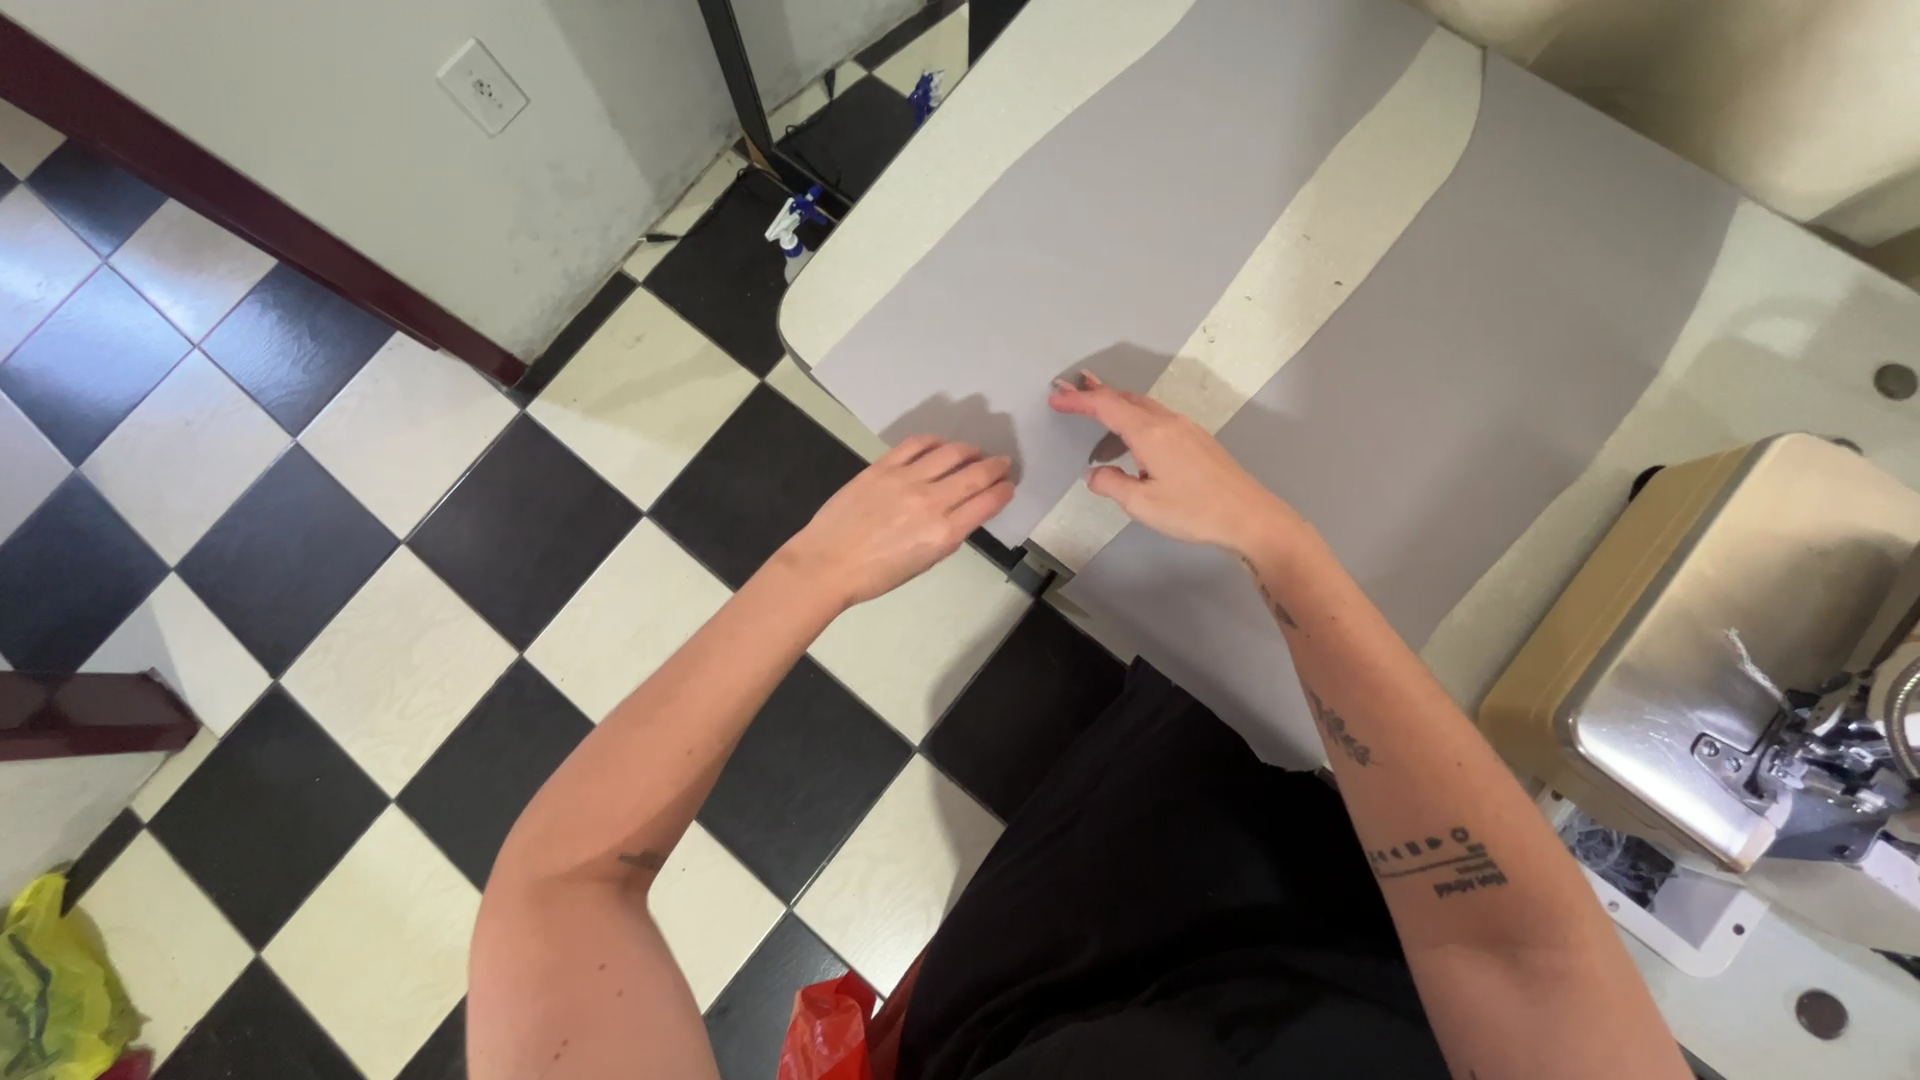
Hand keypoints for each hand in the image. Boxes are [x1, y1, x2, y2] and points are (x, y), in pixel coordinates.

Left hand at [776, 436, 1014, 608]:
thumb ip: (946, 536)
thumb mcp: (923, 564)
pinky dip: (935, 441)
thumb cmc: (875, 575)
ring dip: (970, 450)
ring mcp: (906, 481)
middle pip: (975, 475)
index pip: (987, 503)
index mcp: (943, 534)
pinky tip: (941, 445)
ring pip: (951, 453)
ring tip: (976, 452)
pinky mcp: (882, 467)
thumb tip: (960, 513)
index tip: (1009, 486)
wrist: (827, 564)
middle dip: (996, 467)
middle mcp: (930, 503)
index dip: (1004, 491)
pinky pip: (916, 445)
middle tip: (1003, 463)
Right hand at [1048, 372, 1300, 551]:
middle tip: (1070, 390)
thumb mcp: (1142, 504)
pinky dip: (1135, 412)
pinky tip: (1132, 429)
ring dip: (1117, 400)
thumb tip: (1095, 475)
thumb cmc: (1194, 511)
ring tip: (1096, 400)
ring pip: (1143, 404)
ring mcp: (1186, 428)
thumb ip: (1112, 485)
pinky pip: (1157, 415)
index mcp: (1150, 434)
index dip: (1079, 401)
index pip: (1107, 407)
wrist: (1250, 517)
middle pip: (1126, 398)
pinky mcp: (1197, 439)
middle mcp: (1168, 422)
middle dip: (1096, 392)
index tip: (1056, 399)